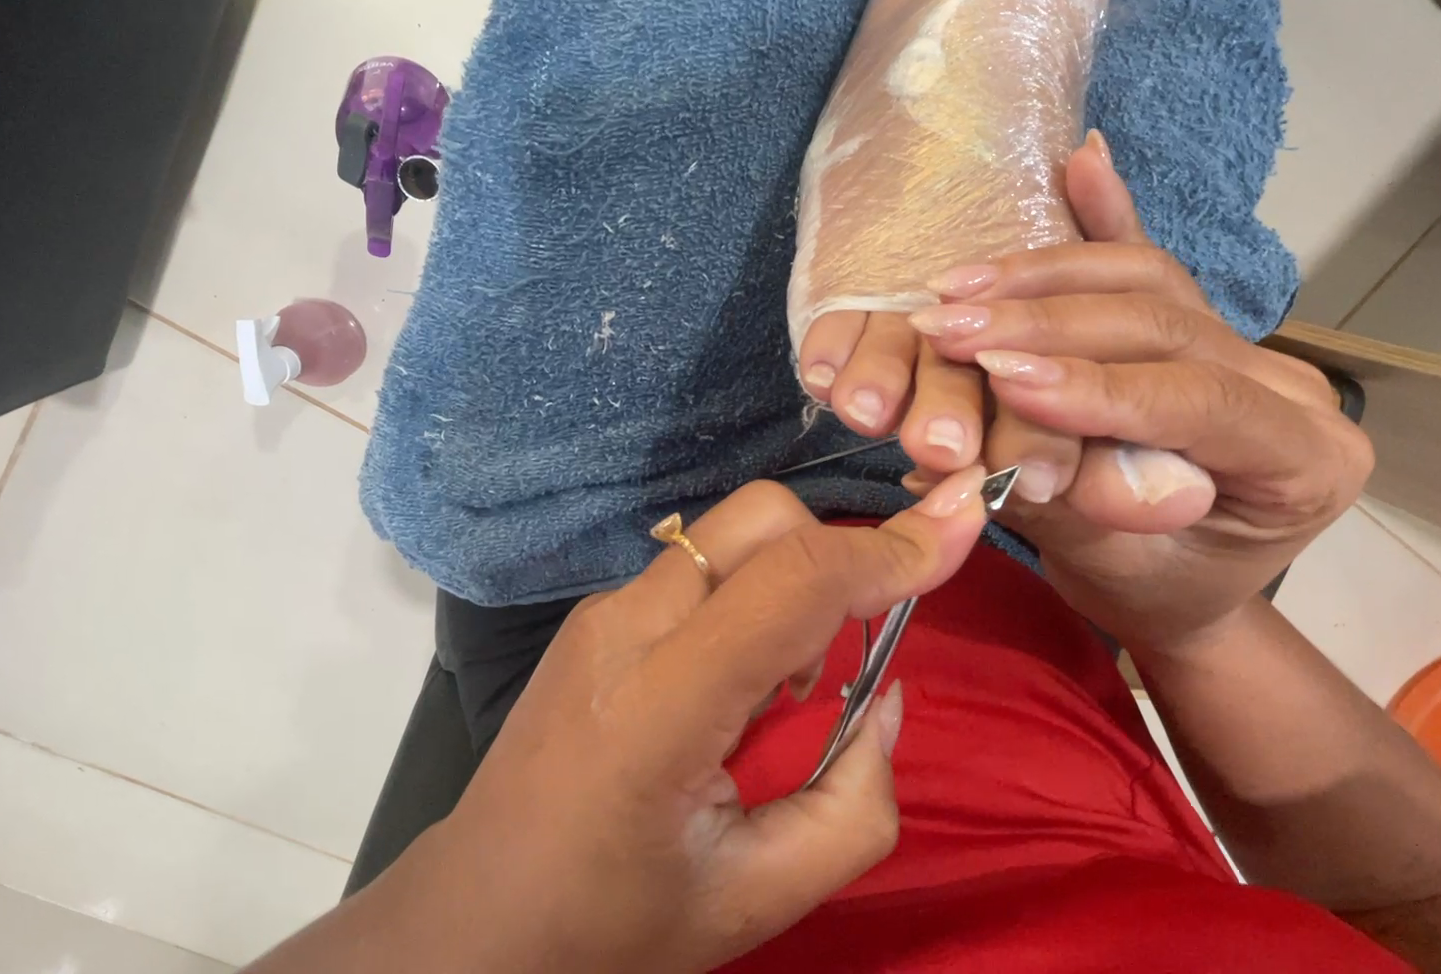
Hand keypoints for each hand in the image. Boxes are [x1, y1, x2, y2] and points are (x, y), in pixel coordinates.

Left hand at [379, 472, 988, 971]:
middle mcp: (623, 629)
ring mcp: (601, 611)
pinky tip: (739, 677)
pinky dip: (750, 591)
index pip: (792, 583)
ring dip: (792, 573)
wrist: (478, 913)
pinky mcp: (595, 612)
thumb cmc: (615, 920)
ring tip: (785, 683)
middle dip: (839, 547)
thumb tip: (885, 693)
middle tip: (858, 635)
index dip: (889, 549)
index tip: (962, 528)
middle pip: (759, 519)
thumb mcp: (758, 894)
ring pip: (728, 532)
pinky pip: (699, 565)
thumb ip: (854, 802)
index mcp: (660, 706)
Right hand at [906, 144, 1372, 653]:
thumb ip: (1075, 509)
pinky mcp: (1195, 328)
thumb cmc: (1153, 592)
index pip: (1197, 401)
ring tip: (959, 286)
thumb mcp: (1114, 572)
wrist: (1177, 588)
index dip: (1096, 385)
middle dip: (1046, 323)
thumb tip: (1003, 451)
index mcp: (1303, 463)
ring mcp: (1244, 346)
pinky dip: (1109, 214)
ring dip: (1045, 275)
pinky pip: (1151, 264)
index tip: (1001, 375)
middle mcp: (1286, 386)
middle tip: (951, 326)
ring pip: (1147, 280)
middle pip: (1163, 324)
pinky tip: (1080, 162)